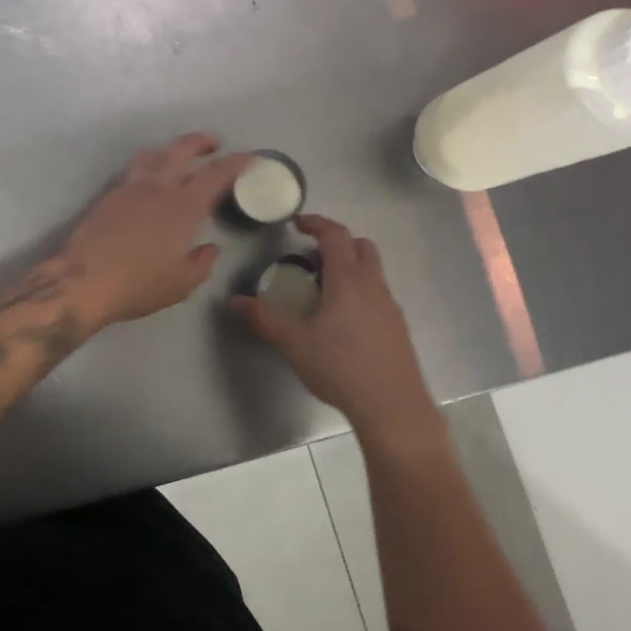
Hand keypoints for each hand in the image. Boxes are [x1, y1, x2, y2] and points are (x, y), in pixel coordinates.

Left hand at [62, 133, 252, 327]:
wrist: (83, 281)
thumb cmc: (138, 285)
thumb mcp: (180, 284)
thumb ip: (201, 263)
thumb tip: (210, 249)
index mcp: (183, 207)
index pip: (216, 174)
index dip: (237, 163)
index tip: (250, 158)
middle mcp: (157, 189)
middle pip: (181, 149)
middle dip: (201, 141)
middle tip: (214, 144)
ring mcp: (129, 189)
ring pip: (151, 155)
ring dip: (168, 152)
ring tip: (175, 161)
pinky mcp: (107, 197)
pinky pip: (132, 173)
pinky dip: (147, 171)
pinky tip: (147, 189)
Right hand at [229, 215, 439, 439]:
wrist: (392, 406)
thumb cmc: (341, 367)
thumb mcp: (293, 343)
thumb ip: (264, 318)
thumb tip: (233, 300)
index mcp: (348, 281)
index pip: (335, 236)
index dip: (316, 223)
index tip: (296, 224)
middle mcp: (373, 286)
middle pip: (360, 247)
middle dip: (335, 243)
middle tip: (308, 258)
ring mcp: (389, 306)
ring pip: (371, 271)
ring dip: (347, 267)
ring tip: (320, 290)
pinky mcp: (396, 327)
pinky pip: (376, 294)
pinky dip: (357, 290)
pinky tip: (340, 320)